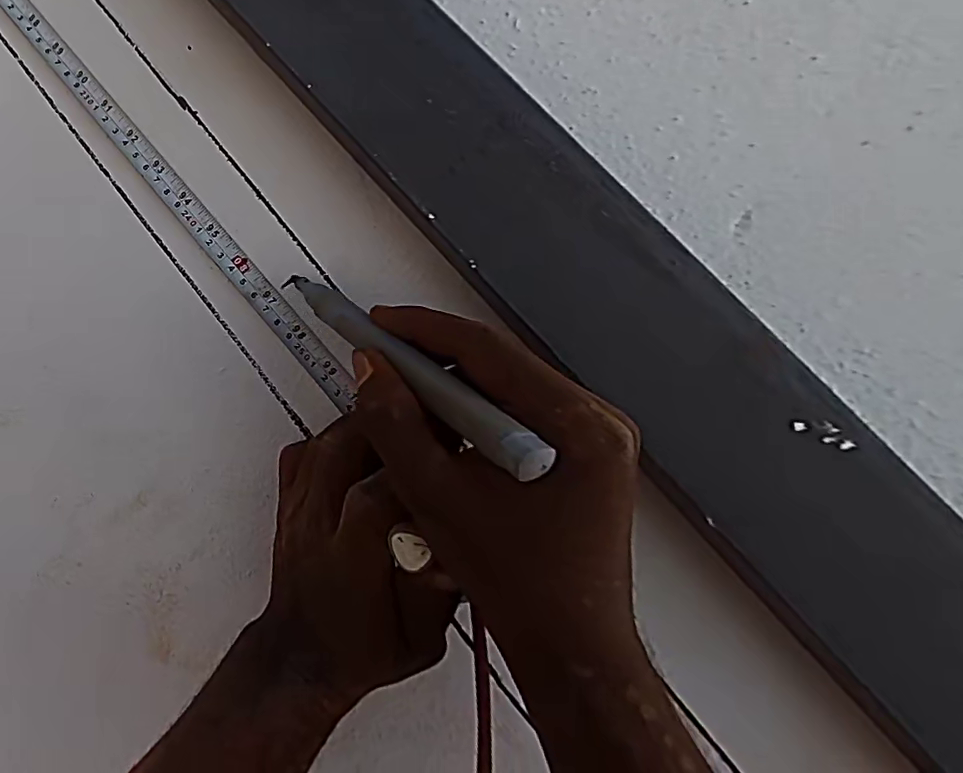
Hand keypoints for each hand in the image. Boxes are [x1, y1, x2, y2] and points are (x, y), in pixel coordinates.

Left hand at [257, 416, 459, 709]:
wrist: (303, 649)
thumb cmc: (359, 647)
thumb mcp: (420, 639)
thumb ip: (437, 590)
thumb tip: (457, 546)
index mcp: (348, 562)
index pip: (373, 499)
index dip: (412, 471)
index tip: (447, 453)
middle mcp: (315, 524)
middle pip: (343, 452)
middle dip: (391, 427)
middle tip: (431, 417)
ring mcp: (297, 505)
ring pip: (324, 442)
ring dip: (367, 425)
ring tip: (405, 420)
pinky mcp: (287, 494)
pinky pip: (305, 449)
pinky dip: (335, 436)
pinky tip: (364, 439)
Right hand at [355, 307, 708, 771]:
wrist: (567, 640)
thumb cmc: (510, 576)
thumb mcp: (431, 491)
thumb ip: (392, 422)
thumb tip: (369, 366)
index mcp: (573, 426)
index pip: (484, 349)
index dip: (420, 329)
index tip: (375, 322)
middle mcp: (594, 420)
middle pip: (493, 358)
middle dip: (427, 352)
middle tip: (376, 353)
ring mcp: (592, 434)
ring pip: (498, 378)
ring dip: (443, 378)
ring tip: (395, 387)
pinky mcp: (578, 448)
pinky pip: (509, 402)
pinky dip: (463, 401)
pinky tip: (430, 417)